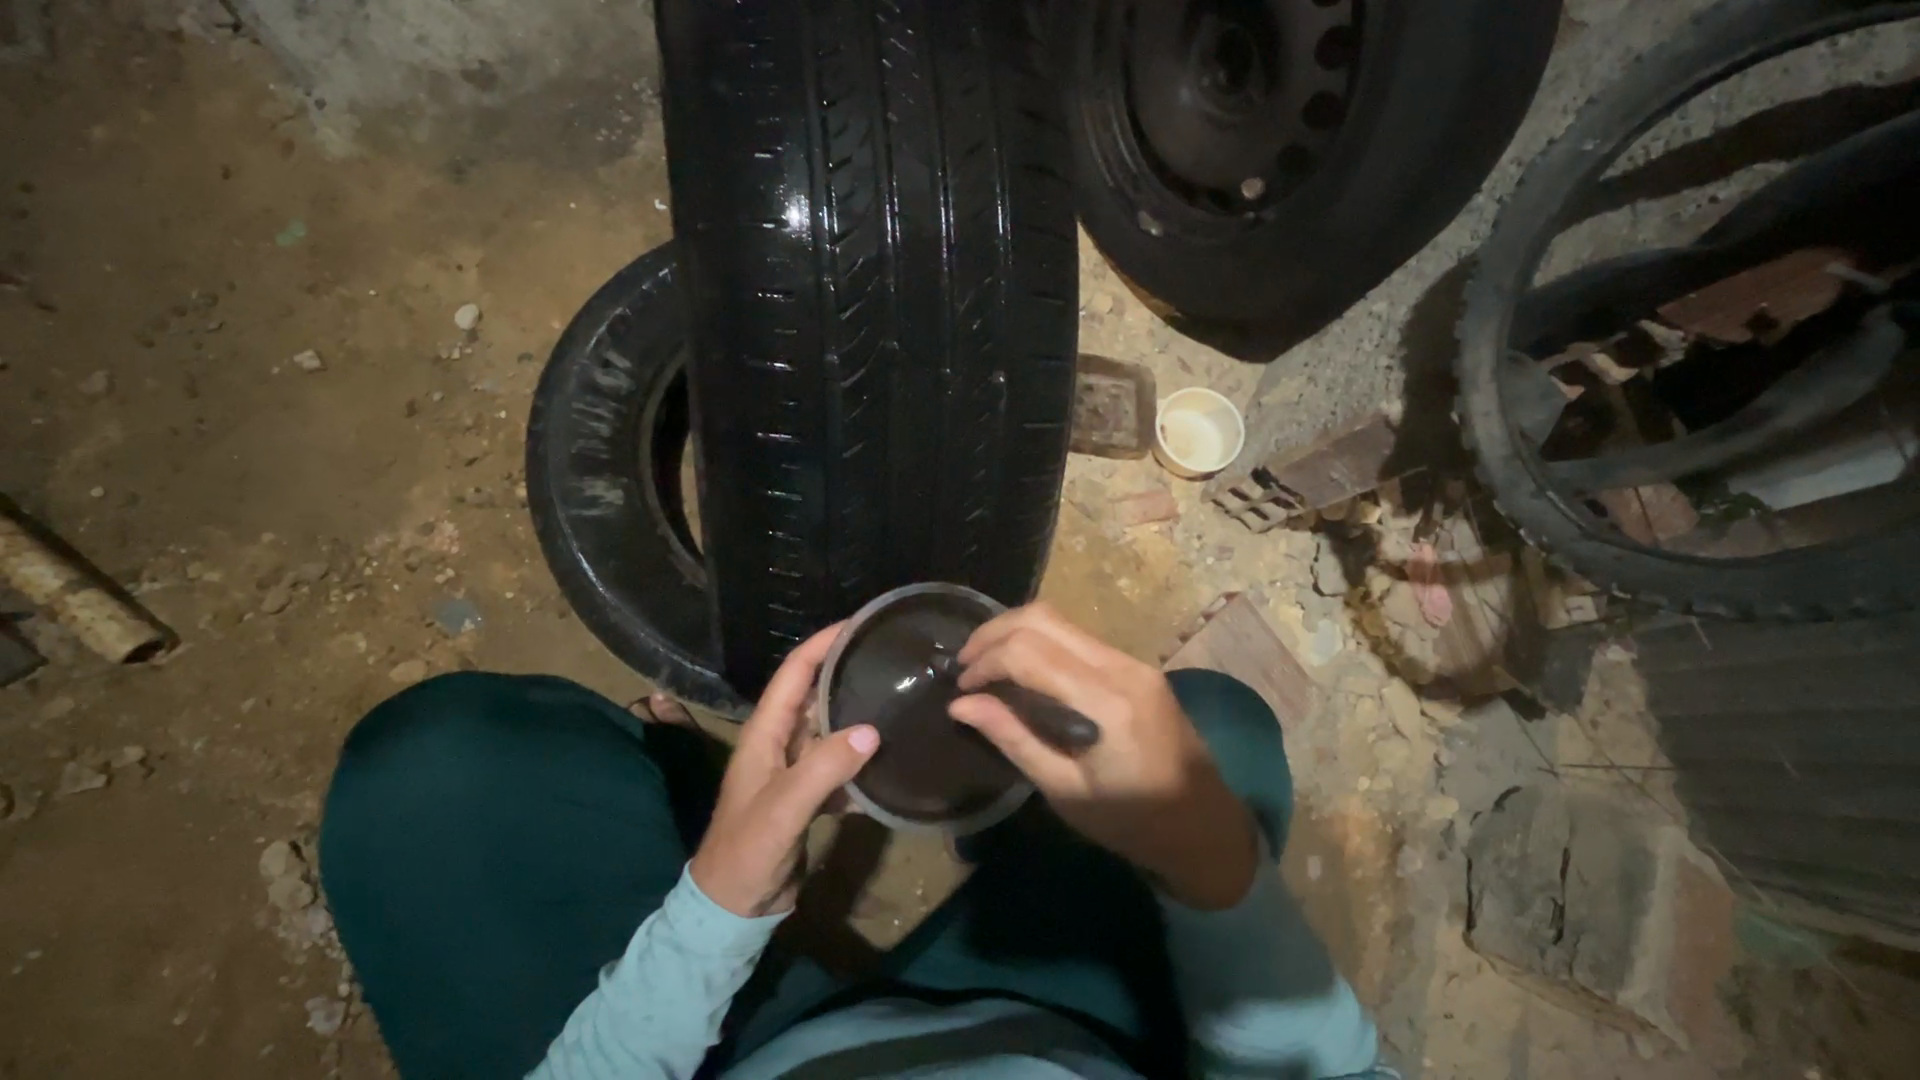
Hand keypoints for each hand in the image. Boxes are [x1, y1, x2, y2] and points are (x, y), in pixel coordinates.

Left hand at [688, 624, 880, 916]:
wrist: (733, 907)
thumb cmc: (747, 852)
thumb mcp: (783, 809)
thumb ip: (823, 768)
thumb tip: (871, 730)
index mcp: (765, 733)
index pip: (794, 673)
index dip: (823, 644)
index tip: (860, 624)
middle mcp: (780, 742)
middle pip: (816, 694)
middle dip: (847, 671)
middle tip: (892, 658)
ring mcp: (795, 769)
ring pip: (831, 728)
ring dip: (859, 713)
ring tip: (900, 697)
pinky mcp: (809, 794)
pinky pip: (840, 764)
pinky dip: (862, 758)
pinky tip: (891, 757)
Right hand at [949, 603, 1259, 910]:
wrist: (1206, 826)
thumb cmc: (1132, 823)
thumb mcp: (1065, 790)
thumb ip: (1013, 739)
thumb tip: (961, 705)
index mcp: (1104, 702)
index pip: (1028, 652)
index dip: (985, 661)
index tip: (960, 688)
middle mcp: (1120, 667)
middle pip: (1043, 618)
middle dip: (994, 633)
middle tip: (964, 666)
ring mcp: (1133, 662)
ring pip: (1061, 621)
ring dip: (1016, 633)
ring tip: (984, 665)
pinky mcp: (1137, 667)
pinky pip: (1079, 638)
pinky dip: (1041, 643)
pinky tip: (1022, 670)